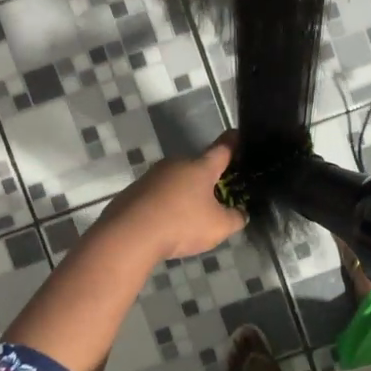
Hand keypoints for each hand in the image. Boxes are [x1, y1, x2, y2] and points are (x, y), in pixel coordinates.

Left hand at [98, 136, 246, 260]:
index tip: (238, 136)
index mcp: (201, 167)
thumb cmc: (182, 224)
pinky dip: (166, 206)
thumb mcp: (219, 227)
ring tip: (190, 218)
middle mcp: (176, 163)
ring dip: (185, 194)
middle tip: (217, 199)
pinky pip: (158, 195)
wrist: (130, 234)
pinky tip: (166, 225)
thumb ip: (235, 218)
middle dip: (208, 179)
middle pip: (198, 167)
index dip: (233, 143)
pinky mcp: (135, 190)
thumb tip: (240, 214)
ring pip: (176, 181)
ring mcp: (152, 175)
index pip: (223, 148)